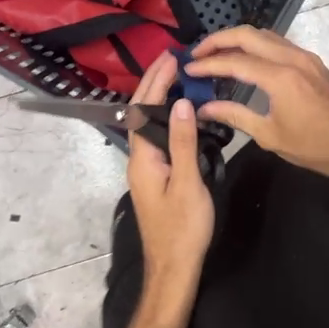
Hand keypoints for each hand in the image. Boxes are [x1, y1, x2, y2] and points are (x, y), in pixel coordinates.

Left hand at [125, 54, 213, 293]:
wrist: (174, 270)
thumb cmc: (183, 229)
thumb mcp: (189, 184)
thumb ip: (184, 143)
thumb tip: (181, 103)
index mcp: (143, 158)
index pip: (143, 109)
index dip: (157, 81)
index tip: (172, 58)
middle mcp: (139, 159)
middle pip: (140, 113)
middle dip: (154, 83)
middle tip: (173, 57)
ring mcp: (147, 169)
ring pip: (149, 124)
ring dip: (160, 97)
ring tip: (179, 75)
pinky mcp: (157, 176)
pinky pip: (158, 135)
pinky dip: (167, 116)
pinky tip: (182, 112)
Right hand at [190, 27, 328, 186]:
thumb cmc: (313, 147)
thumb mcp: (269, 135)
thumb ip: (235, 115)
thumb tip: (203, 108)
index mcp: (281, 77)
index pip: (235, 61)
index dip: (208, 63)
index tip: (188, 68)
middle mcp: (292, 58)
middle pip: (248, 34)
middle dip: (219, 39)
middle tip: (196, 52)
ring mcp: (304, 56)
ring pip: (264, 35)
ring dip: (238, 39)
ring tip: (215, 53)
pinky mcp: (311, 60)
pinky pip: (278, 43)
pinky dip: (256, 45)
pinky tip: (244, 58)